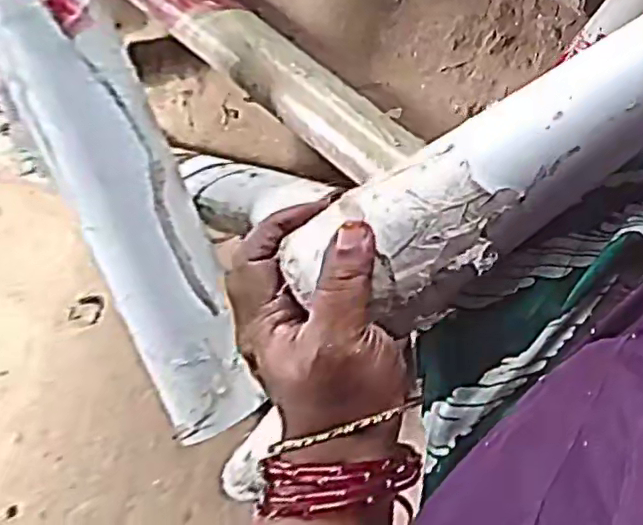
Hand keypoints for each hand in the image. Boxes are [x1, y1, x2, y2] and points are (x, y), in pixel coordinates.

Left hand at [227, 201, 411, 462]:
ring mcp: (317, 319)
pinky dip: (368, 260)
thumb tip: (352, 231)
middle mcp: (285, 316)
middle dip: (314, 225)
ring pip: (319, 267)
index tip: (324, 204)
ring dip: (343, 241)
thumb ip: (343, 284)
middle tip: (351, 206)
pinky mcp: (349, 321)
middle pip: (285, 256)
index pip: (252, 257)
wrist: (358, 438)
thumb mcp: (338, 337)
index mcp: (265, 320)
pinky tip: (390, 254)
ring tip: (373, 222)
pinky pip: (352, 279)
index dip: (281, 223)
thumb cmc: (337, 402)